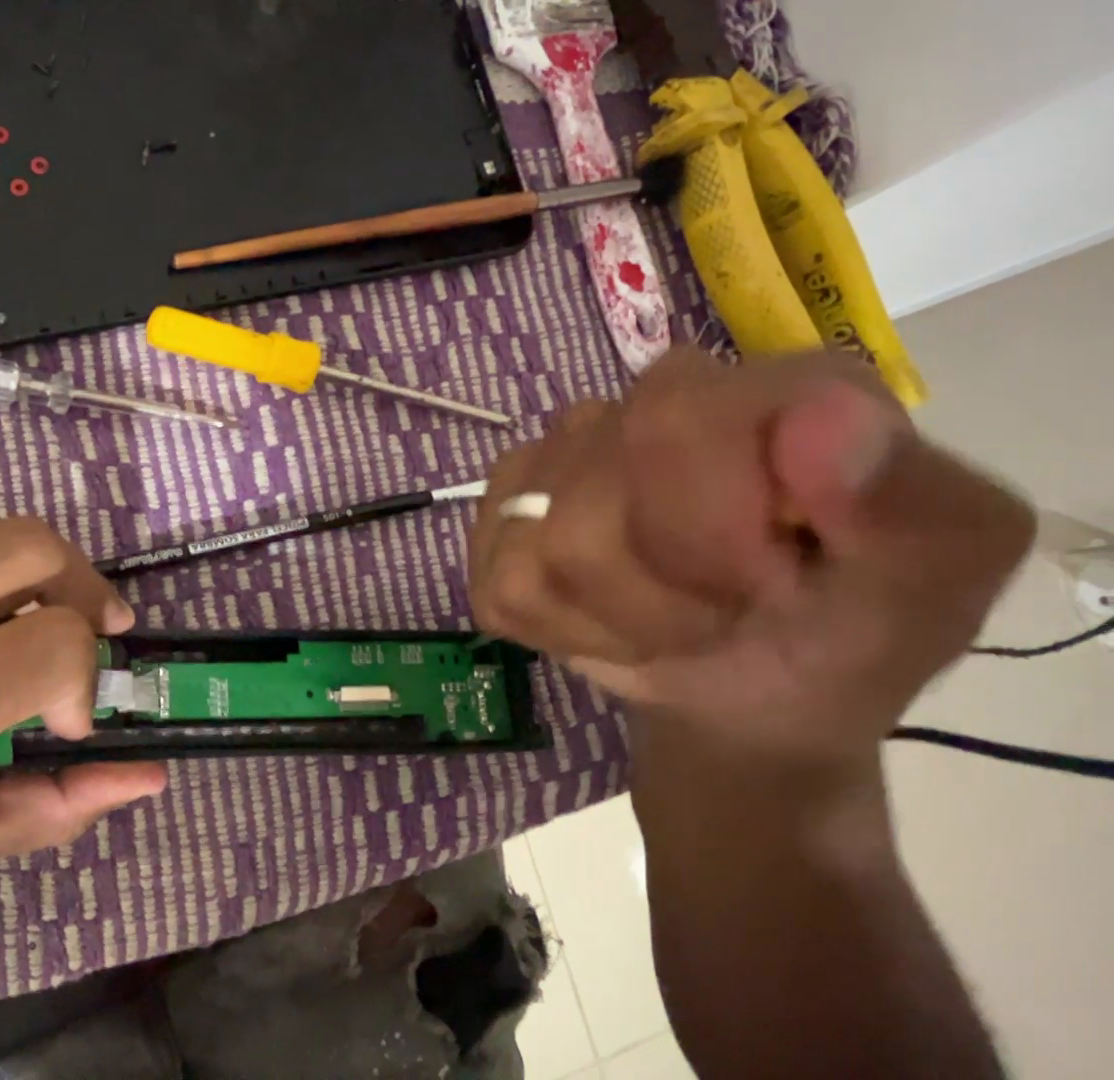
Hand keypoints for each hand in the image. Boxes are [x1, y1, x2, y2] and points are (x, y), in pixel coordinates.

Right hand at [466, 348, 1033, 762]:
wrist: (752, 702)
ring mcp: (559, 457)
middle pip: (590, 485)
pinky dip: (556, 628)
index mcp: (764, 387)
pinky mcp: (503, 518)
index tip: (768, 588)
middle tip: (722, 610)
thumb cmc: (845, 639)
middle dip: (656, 585)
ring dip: (613, 615)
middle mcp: (650, 400)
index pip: (672, 420)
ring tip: (673, 624)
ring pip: (538, 539)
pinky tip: (606, 624)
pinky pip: (499, 579)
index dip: (702, 527)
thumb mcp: (935, 581)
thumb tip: (827, 418)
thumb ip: (911, 497)